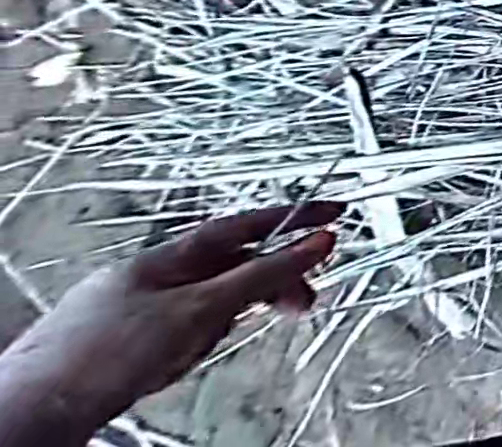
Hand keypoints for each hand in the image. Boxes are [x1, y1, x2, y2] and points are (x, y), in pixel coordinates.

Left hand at [0, 203, 341, 439]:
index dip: (295, 216)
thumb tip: (321, 240)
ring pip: (210, 301)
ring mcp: (129, 314)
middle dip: (266, 285)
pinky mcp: (119, 348)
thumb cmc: (96, 362)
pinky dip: (194, 342)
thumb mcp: (204, 308)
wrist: (18, 426)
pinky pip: (184, 330)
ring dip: (223, 321)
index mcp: (163, 259)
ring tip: (202, 346)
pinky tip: (175, 362)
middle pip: (233, 267)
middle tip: (298, 300)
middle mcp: (145, 280)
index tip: (334, 212)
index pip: (246, 223)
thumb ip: (269, 272)